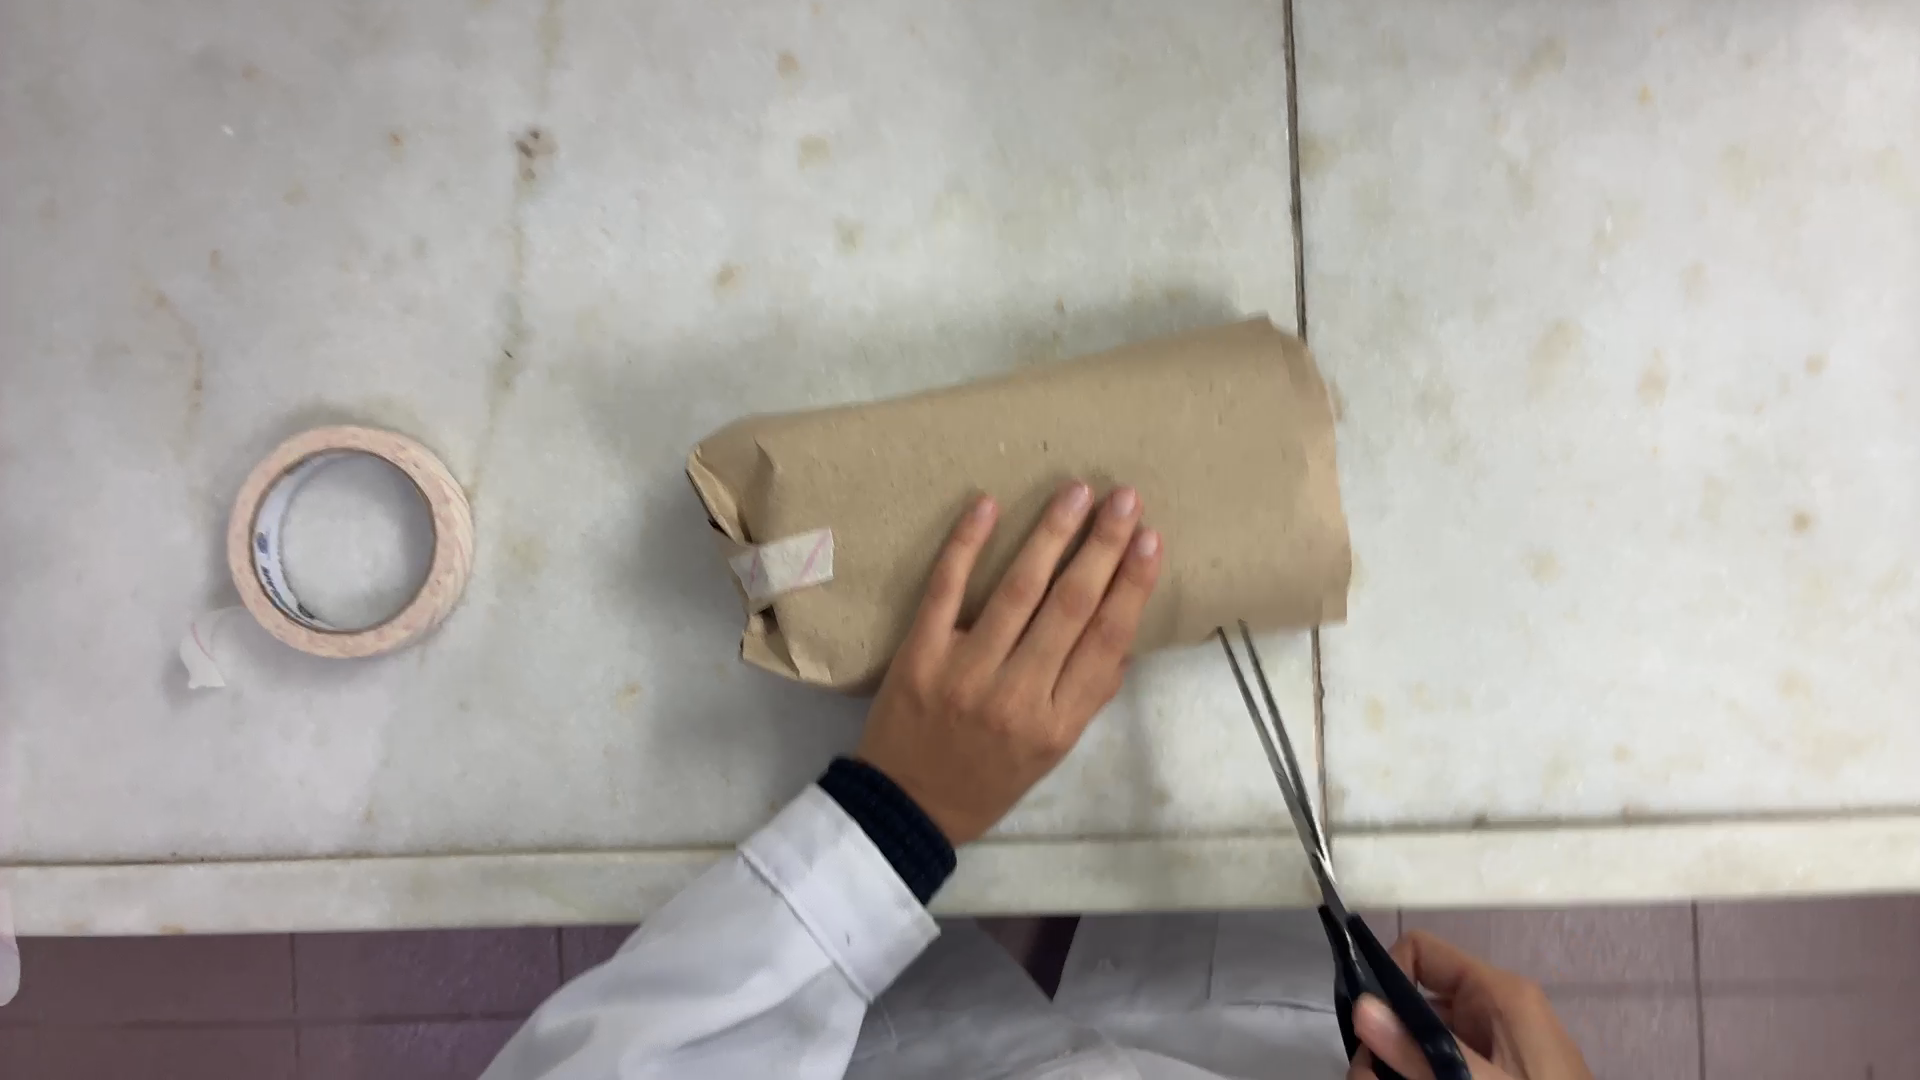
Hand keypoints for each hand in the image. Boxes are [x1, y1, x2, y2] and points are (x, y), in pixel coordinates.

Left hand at [854, 481, 1162, 844]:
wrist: (906, 808)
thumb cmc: (989, 780)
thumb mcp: (1052, 754)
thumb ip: (1087, 697)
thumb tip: (1122, 638)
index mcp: (1058, 722)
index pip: (1106, 640)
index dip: (1132, 585)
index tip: (1152, 539)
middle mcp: (1018, 695)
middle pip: (1070, 607)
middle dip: (1102, 547)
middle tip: (1125, 498)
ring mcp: (965, 672)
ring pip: (1017, 591)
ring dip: (1051, 535)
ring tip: (1076, 492)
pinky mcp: (919, 655)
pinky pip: (946, 591)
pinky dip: (966, 545)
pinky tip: (988, 506)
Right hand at [1348, 931, 1592, 1079]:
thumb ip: (1422, 1052)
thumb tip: (1359, 1006)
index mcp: (1499, 994)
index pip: (1420, 950)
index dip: (1388, 978)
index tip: (1372, 1028)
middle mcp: (1491, 1011)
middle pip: (1410, 1002)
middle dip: (1382, 1042)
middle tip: (1367, 1079)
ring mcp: (1492, 1048)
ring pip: (1416, 1040)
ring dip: (1389, 1069)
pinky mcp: (1490, 1074)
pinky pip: (1435, 1066)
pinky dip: (1412, 1077)